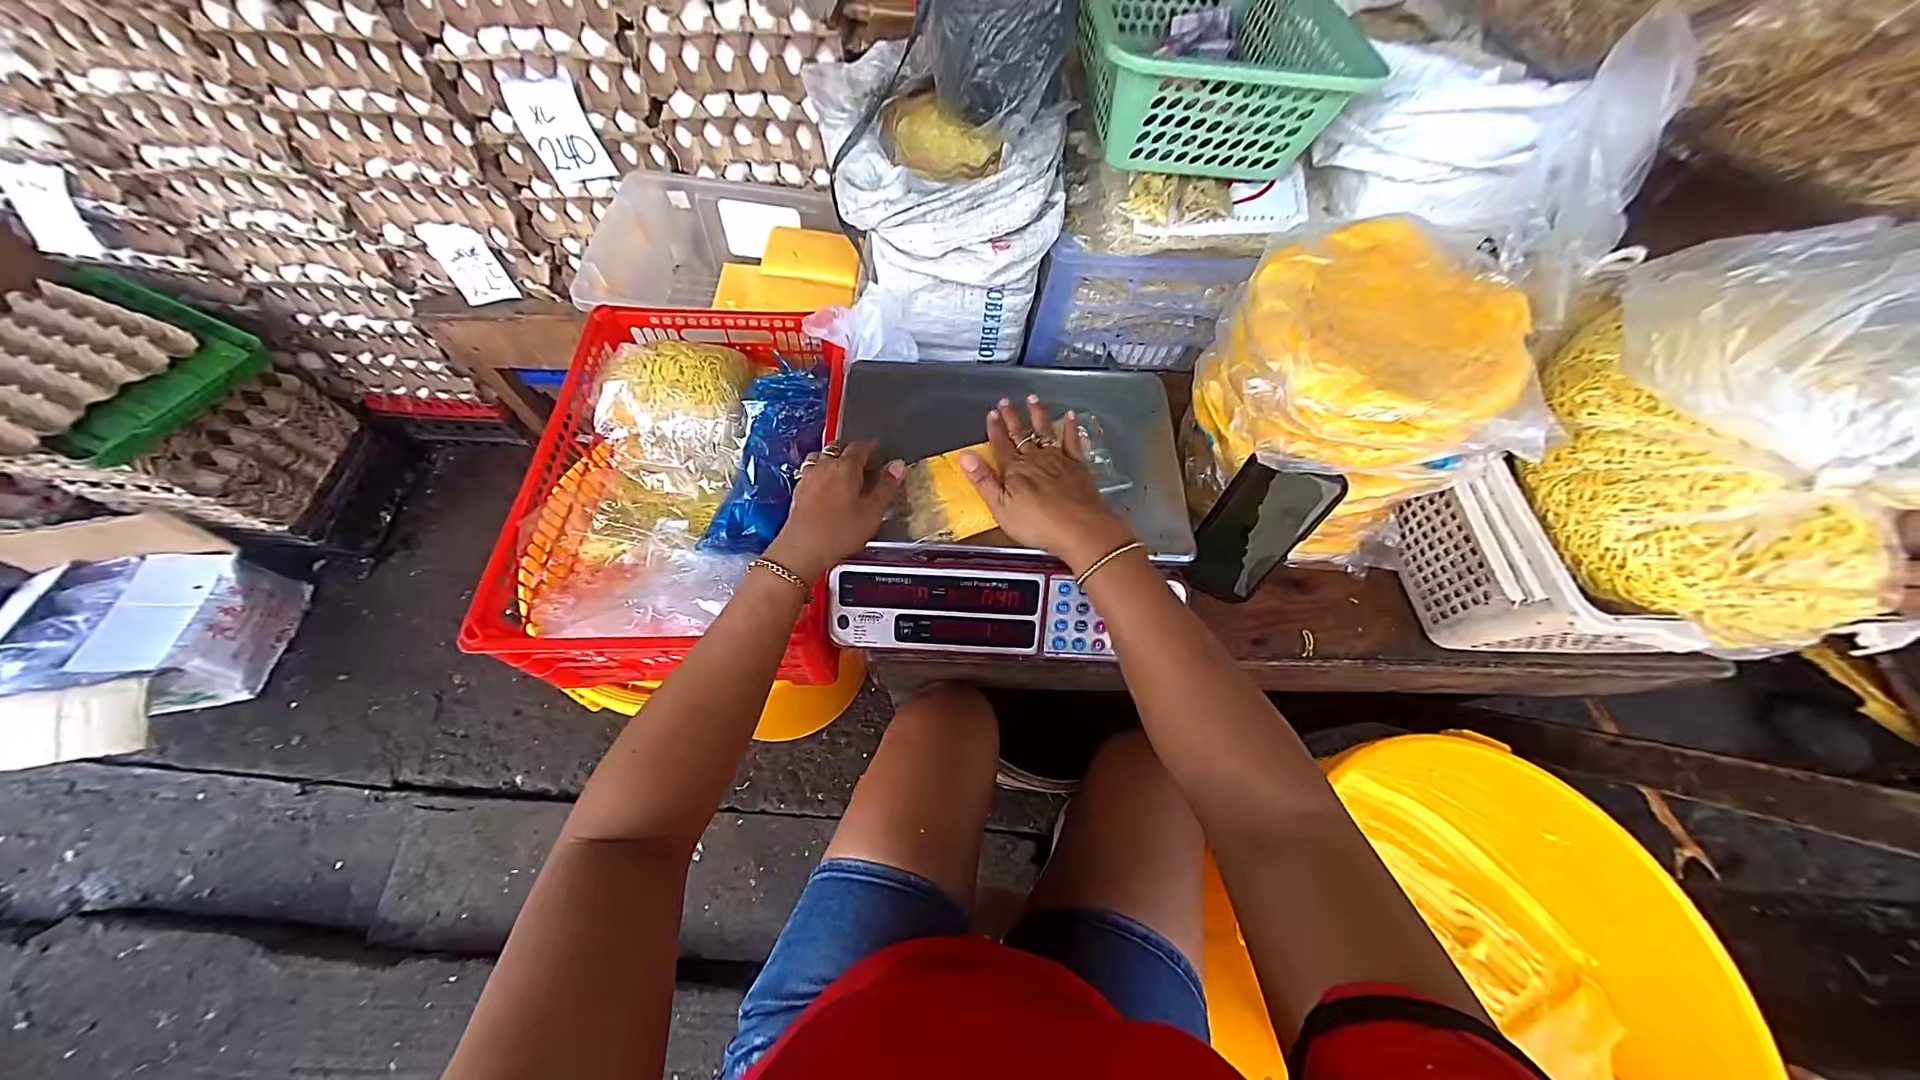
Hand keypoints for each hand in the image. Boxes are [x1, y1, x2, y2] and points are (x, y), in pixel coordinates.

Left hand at [764, 439, 903, 584]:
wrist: (803, 549)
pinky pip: (811, 471)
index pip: (860, 447)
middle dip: (851, 452)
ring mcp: (809, 477)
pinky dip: (821, 473)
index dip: (871, 446)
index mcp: (846, 467)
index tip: (877, 448)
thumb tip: (898, 466)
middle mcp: (824, 466)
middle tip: (864, 461)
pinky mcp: (799, 490)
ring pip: (821, 457)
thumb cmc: (838, 532)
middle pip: (838, 448)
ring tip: (844, 471)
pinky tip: (826, 486)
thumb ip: (886, 486)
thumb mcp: (872, 511)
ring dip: (833, 460)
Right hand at [957, 395, 1134, 572]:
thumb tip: (965, 456)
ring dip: (1038, 415)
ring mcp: (1058, 460)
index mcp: (1014, 470)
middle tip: (1005, 402)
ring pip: (1044, 432)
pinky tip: (1070, 415)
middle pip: (1020, 435)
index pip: (1000, 445)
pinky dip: (1070, 427)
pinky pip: (1072, 441)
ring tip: (1032, 399)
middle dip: (1011, 418)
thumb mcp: (1000, 507)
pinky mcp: (1077, 466)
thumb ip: (983, 480)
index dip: (994, 429)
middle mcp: (1035, 459)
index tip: (991, 414)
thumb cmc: (1036, 523)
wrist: (1078, 528)